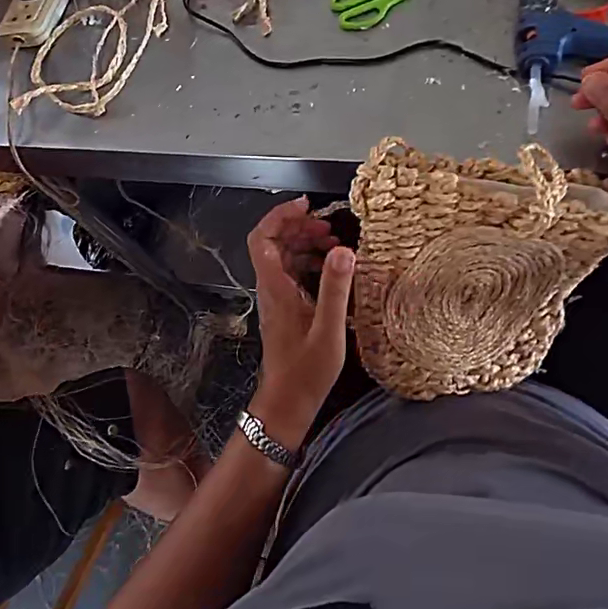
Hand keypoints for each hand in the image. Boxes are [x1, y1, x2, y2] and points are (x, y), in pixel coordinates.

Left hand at [245, 197, 353, 449]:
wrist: (287, 403)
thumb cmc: (306, 372)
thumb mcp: (328, 329)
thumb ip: (335, 288)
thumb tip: (343, 250)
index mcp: (275, 287)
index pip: (264, 238)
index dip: (280, 215)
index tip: (306, 206)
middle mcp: (271, 288)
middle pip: (273, 242)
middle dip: (298, 226)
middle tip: (326, 225)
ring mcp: (276, 298)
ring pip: (282, 256)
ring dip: (304, 243)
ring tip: (332, 243)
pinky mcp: (285, 308)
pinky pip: (291, 273)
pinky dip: (308, 261)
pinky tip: (329, 267)